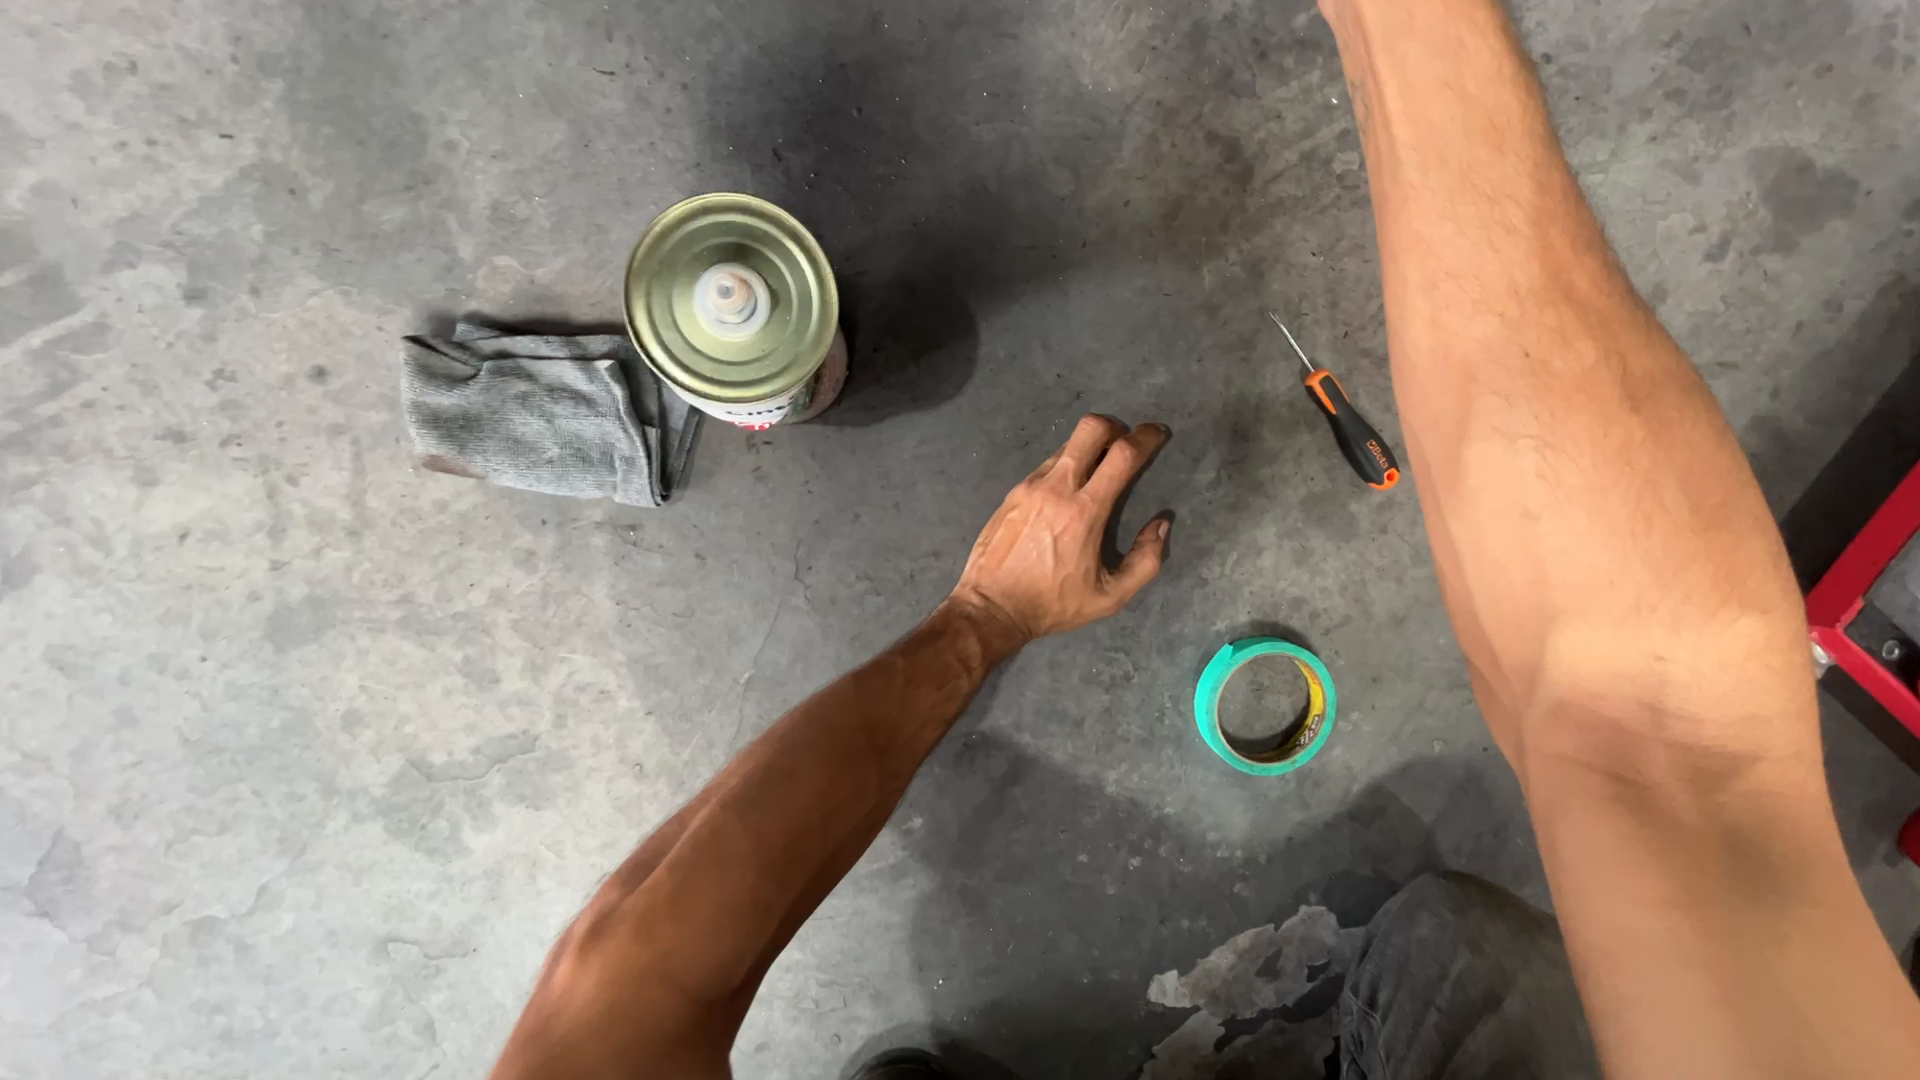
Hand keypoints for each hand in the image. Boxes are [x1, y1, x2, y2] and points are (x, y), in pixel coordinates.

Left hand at [948, 415, 1171, 643]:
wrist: (991, 608)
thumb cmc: (1053, 605)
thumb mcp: (1110, 597)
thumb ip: (1145, 561)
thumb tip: (1161, 524)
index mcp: (1085, 511)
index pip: (1123, 454)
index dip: (1147, 436)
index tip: (1157, 433)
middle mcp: (1056, 488)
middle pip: (1090, 428)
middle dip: (1115, 427)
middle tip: (1125, 445)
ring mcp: (1029, 487)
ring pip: (1066, 446)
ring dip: (1088, 450)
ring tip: (1096, 474)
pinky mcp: (1012, 493)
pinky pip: (1045, 466)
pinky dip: (1064, 468)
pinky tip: (1065, 494)